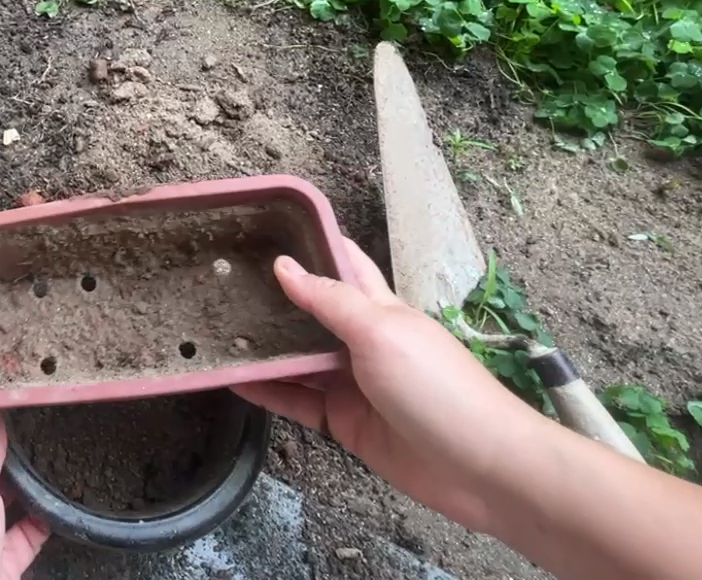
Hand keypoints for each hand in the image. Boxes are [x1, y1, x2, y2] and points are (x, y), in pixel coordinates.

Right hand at [233, 237, 547, 532]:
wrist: (486, 473)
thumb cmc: (439, 388)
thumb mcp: (381, 333)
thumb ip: (329, 300)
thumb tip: (282, 264)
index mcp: (376, 308)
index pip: (341, 263)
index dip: (309, 244)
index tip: (265, 227)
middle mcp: (359, 340)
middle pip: (308, 311)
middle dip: (271, 297)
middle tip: (222, 280)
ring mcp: (350, 382)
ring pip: (296, 357)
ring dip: (262, 345)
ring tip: (215, 328)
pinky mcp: (343, 421)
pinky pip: (296, 401)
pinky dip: (266, 391)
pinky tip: (234, 379)